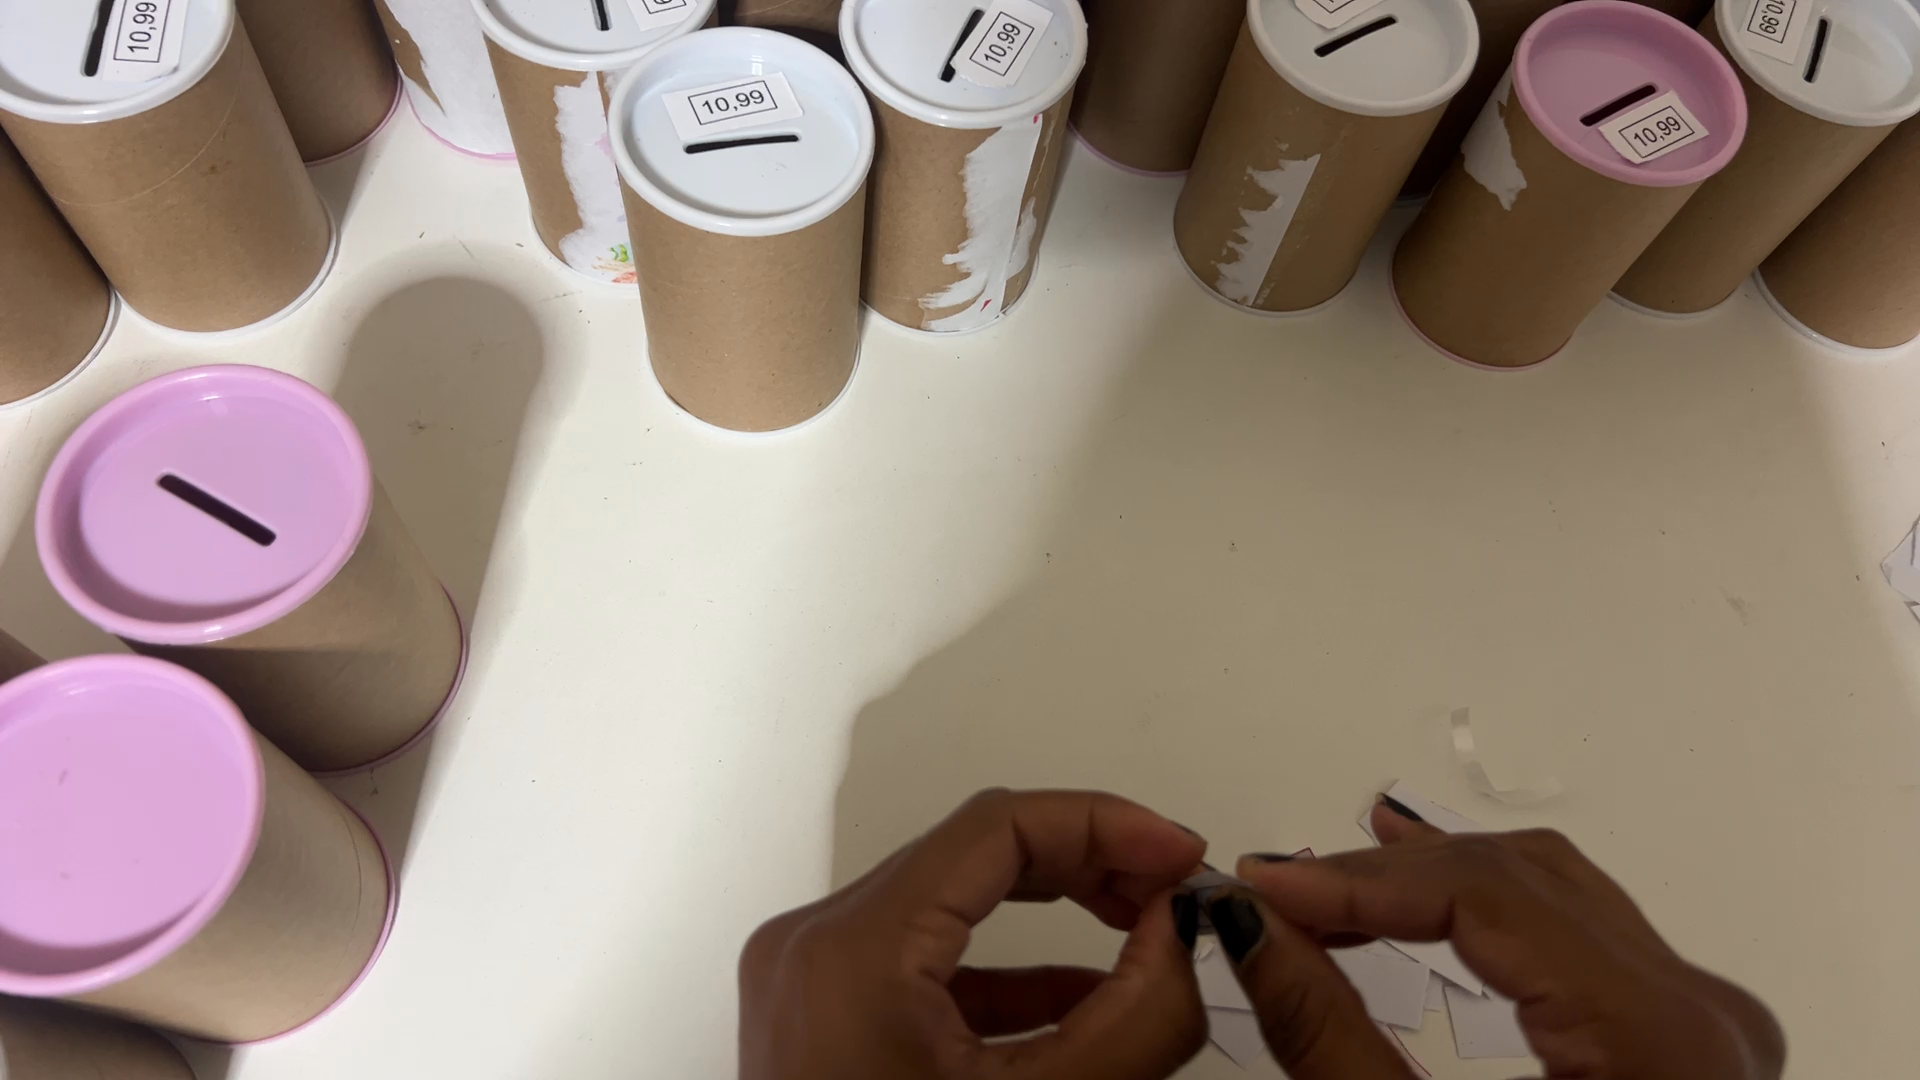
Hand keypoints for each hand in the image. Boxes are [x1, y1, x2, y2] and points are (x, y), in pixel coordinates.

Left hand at [739, 789, 1211, 1079]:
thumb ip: (1133, 1019)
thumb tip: (1184, 925)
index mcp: (852, 950)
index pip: (993, 827)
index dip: (1099, 823)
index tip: (1179, 848)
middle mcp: (818, 938)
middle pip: (976, 852)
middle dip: (1087, 859)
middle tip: (1172, 885)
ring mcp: (816, 968)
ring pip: (957, 895)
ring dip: (1057, 901)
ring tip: (1144, 919)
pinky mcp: (832, 1002)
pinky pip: (933, 957)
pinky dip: (1013, 965)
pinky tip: (1088, 984)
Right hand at [1196, 799, 1783, 1078]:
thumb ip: (1326, 1033)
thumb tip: (1243, 919)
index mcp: (1659, 1037)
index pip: (1479, 894)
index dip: (1357, 880)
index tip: (1260, 884)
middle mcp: (1697, 1004)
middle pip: (1500, 878)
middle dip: (1370, 878)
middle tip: (1272, 893)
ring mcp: (1696, 1008)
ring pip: (1528, 877)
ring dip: (1412, 873)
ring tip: (1323, 879)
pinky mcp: (1674, 1018)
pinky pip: (1558, 905)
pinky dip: (1466, 881)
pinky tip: (1407, 851)